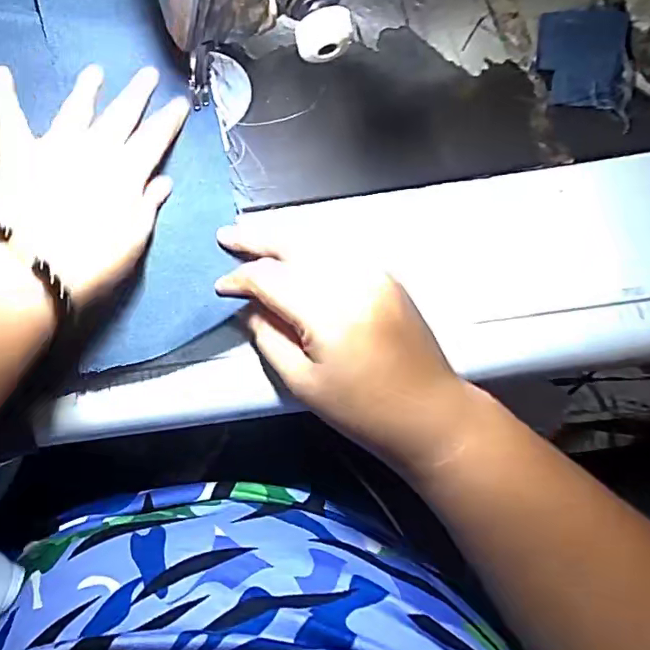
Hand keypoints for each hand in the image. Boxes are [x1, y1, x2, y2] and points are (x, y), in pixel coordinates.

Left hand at [0, 64, 186, 305]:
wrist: (28, 268)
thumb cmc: (90, 265)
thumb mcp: (133, 242)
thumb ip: (148, 208)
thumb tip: (163, 182)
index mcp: (127, 171)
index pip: (155, 139)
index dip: (169, 120)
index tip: (179, 102)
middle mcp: (94, 149)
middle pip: (121, 114)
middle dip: (137, 93)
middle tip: (148, 74)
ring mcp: (54, 145)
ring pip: (75, 109)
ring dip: (87, 89)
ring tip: (95, 72)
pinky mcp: (16, 152)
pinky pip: (9, 117)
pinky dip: (4, 94)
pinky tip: (1, 74)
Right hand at [215, 223, 486, 474]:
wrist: (429, 413)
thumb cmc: (363, 410)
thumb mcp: (302, 382)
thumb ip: (268, 337)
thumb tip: (248, 308)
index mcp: (329, 312)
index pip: (271, 279)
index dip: (241, 279)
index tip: (220, 286)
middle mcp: (352, 282)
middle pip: (294, 246)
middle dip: (256, 239)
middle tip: (226, 236)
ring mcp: (374, 275)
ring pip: (317, 242)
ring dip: (282, 238)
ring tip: (253, 238)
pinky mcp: (386, 278)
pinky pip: (339, 251)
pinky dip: (311, 247)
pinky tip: (293, 252)